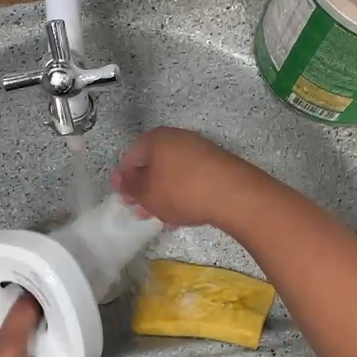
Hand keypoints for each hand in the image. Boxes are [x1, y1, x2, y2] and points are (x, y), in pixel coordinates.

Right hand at [110, 127, 259, 228]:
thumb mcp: (146, 193)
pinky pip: (190, 179)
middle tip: (140, 209)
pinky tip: (181, 216)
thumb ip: (130, 186)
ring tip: (160, 217)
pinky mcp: (216, 165)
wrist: (234, 194)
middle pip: (153, 164)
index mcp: (156, 139)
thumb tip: (122, 180)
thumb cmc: (181, 191)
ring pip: (172, 173)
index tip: (122, 198)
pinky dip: (182, 194)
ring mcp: (199, 150)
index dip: (123, 179)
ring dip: (163, 194)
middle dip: (144, 188)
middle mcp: (177, 138)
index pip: (130, 157)